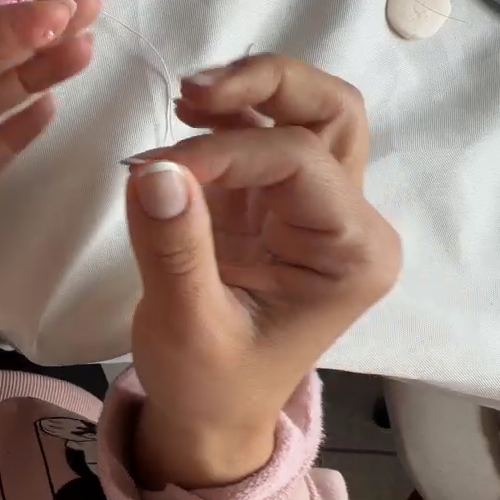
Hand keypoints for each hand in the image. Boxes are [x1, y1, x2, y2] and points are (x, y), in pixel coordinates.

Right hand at [122, 55, 400, 487]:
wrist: (210, 414)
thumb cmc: (208, 383)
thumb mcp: (186, 325)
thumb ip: (174, 247)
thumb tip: (152, 170)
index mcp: (350, 254)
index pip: (298, 162)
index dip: (223, 152)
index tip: (150, 171)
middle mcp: (347, 222)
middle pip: (333, 114)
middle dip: (268, 85)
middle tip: (192, 90)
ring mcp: (310, 210)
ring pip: (309, 113)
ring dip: (253, 90)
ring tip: (186, 96)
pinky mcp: (269, 207)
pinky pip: (261, 138)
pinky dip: (227, 116)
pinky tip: (185, 116)